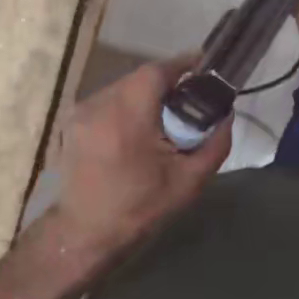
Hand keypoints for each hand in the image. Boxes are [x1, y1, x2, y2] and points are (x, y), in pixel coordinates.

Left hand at [52, 57, 231, 251]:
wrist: (85, 234)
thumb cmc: (139, 210)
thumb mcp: (188, 182)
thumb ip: (215, 143)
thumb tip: (226, 114)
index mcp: (126, 117)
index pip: (156, 71)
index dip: (182, 65)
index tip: (204, 68)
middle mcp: (98, 105)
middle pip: (139, 78)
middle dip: (166, 84)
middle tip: (190, 101)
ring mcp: (80, 113)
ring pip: (122, 88)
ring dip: (145, 96)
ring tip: (165, 118)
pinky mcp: (72, 123)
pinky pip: (107, 102)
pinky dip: (126, 107)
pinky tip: (138, 131)